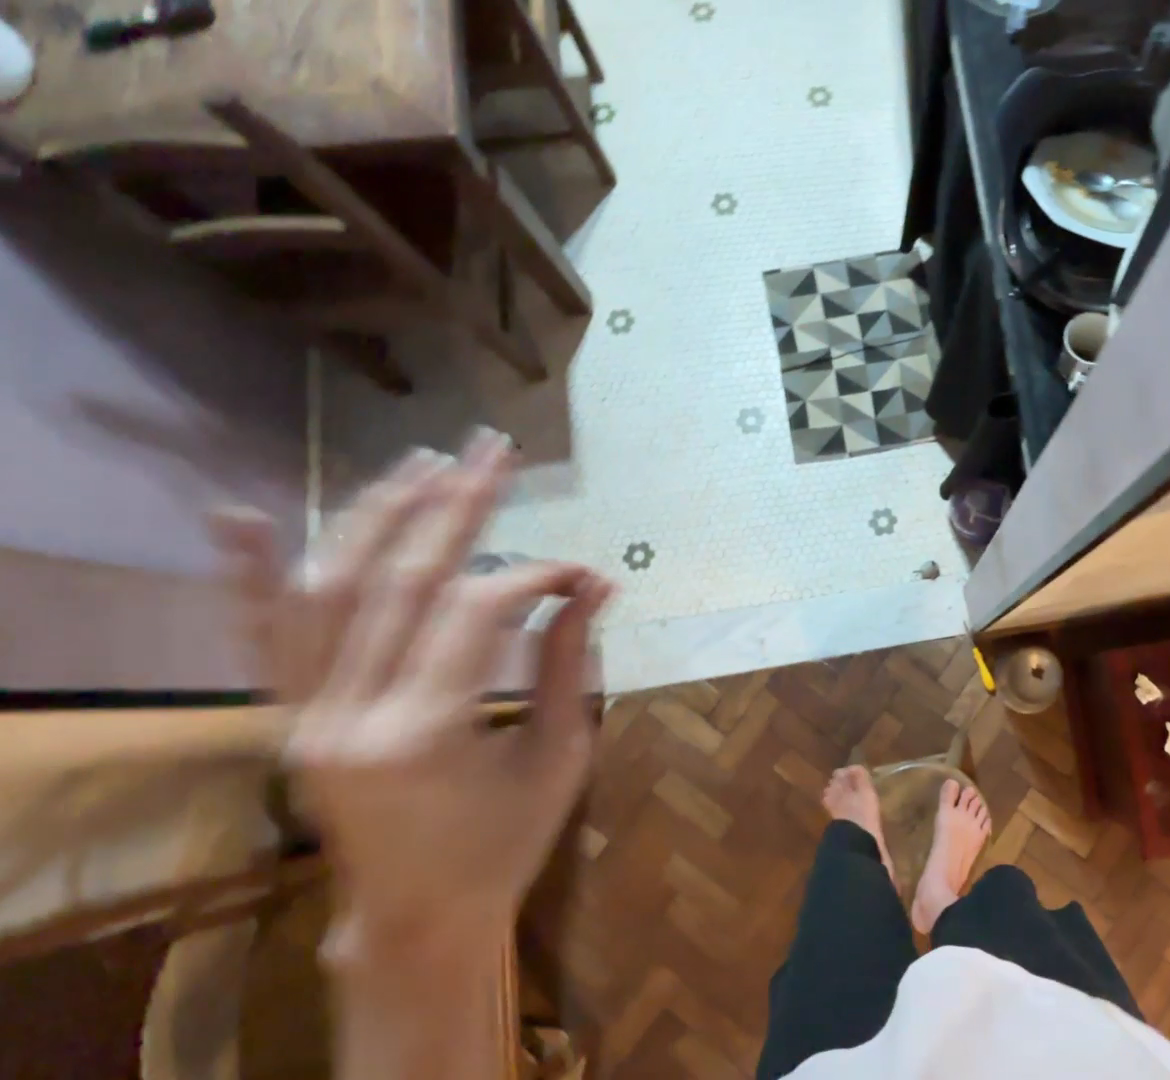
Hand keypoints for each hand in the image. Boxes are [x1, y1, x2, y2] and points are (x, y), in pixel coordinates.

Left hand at [210, 430, 614, 953]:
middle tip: (496, 451)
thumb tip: (595, 584)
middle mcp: (347, 716)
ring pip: (330, 590)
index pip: (477, 613)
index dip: (535, 576)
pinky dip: (250, 575)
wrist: (416, 915)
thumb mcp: (560, 756)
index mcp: (424, 734)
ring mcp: (304, 717)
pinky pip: (264, 639)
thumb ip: (566, 662)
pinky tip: (239, 515)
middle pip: (402, 581)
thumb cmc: (505, 844)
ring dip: (379, 515)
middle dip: (457, 507)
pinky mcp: (288, 720)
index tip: (582, 572)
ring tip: (424, 461)